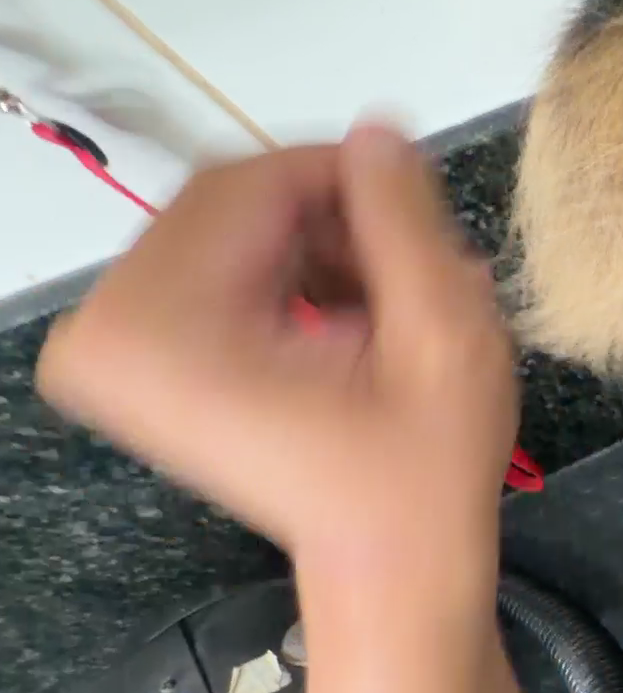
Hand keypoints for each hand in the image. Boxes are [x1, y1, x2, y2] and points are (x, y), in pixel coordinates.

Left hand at [35, 123, 515, 582]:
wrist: (398, 560)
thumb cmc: (428, 467)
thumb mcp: (445, 342)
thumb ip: (409, 228)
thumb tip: (381, 132)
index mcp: (162, 327)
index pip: (245, 187)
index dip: (350, 179)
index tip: (430, 208)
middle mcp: (107, 329)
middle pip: (233, 210)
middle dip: (342, 227)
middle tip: (424, 277)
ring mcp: (117, 349)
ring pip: (235, 238)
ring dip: (329, 256)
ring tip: (400, 311)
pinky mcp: (145, 363)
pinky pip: (224, 277)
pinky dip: (301, 284)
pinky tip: (361, 327)